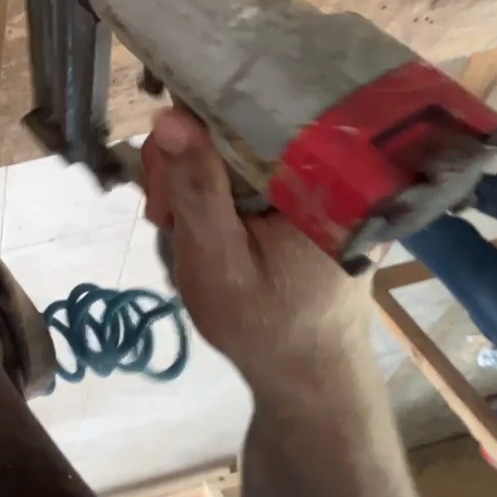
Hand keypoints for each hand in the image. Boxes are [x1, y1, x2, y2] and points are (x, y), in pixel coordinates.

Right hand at [141, 109, 370, 396]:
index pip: (256, 111)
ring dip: (195, 176)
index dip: (198, 114)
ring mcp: (322, 190)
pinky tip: (195, 219)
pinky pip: (250, 172)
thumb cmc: (263, 328)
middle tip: (162, 211)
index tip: (161, 152)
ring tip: (175, 222)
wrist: (306, 385)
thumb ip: (196, 190)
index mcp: (326, 183)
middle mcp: (334, 176)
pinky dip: (214, 188)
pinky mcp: (308, 204)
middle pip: (242, 129)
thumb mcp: (217, 260)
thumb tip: (170, 116)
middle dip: (187, 157)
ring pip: (239, 150)